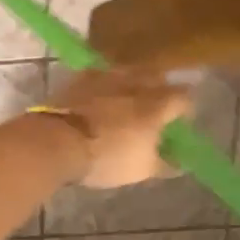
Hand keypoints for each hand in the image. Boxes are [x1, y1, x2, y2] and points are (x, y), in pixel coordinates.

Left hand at [47, 69, 190, 188]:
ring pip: (126, 71)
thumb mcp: (141, 169)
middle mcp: (134, 83)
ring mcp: (104, 77)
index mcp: (158, 104)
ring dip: (129, 81)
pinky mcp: (77, 79)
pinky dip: (101, 83)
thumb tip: (179, 162)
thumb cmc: (105, 158)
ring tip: (124, 96)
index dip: (185, 110)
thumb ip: (164, 163)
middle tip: (154, 104)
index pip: (184, 98)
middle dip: (159, 88)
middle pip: (156, 77)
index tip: (179, 123)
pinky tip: (96, 93)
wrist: (55, 142)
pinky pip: (96, 75)